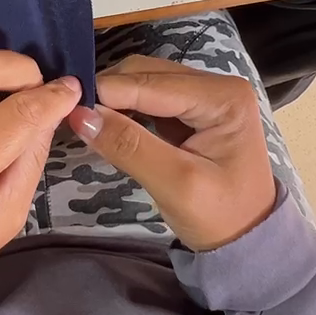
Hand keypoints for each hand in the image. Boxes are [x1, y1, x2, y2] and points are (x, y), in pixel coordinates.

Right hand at [66, 55, 275, 251]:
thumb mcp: (175, 185)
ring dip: (114, 98)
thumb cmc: (220, 217)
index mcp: (223, 97)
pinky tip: (107, 124)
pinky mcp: (191, 109)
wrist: (247, 241)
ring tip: (86, 120)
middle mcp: (216, 85)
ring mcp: (204, 95)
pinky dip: (125, 107)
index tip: (68, 109)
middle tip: (73, 116)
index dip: (107, 92)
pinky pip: (148, 96)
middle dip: (109, 92)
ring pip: (143, 80)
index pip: (152, 83)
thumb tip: (81, 115)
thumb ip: (129, 146)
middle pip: (146, 73)